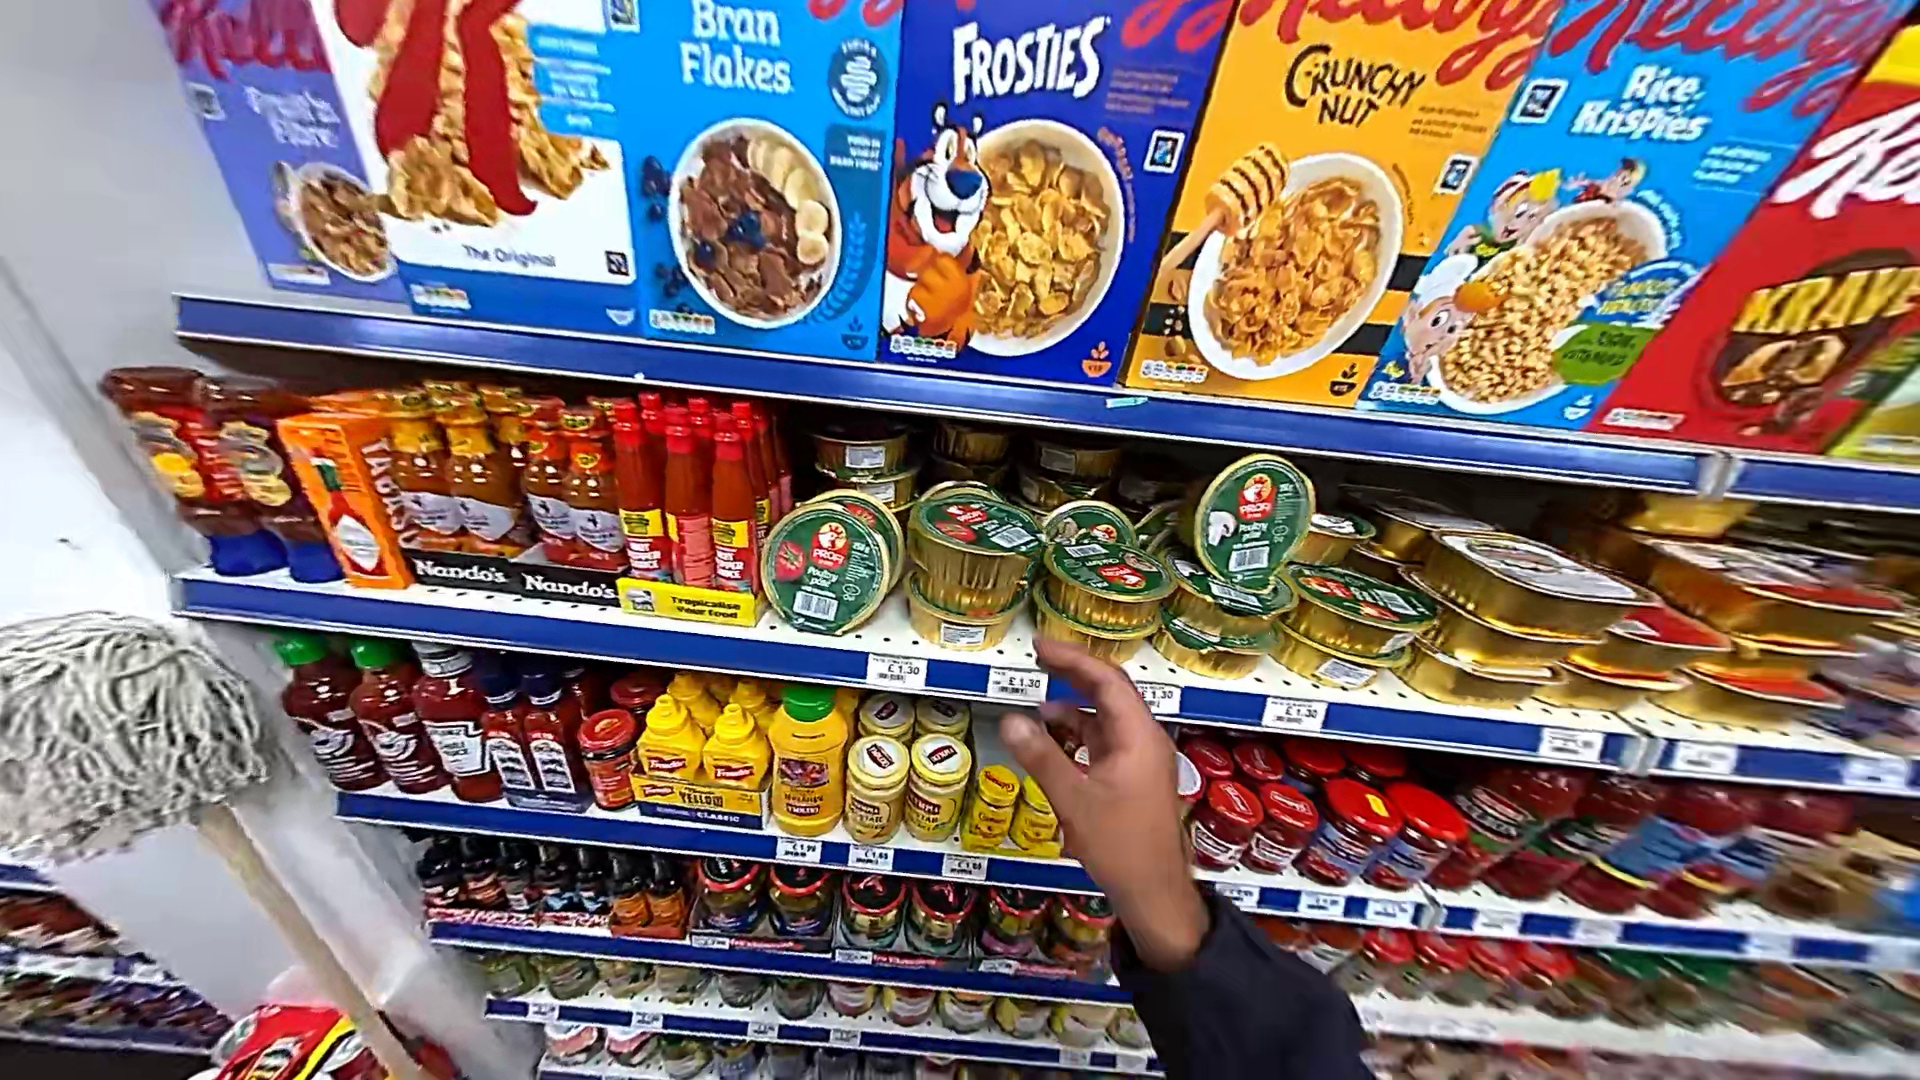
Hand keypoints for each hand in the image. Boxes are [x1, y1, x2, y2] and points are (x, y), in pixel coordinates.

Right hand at [1000, 639, 1209, 970]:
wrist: (1156, 897)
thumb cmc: (1121, 847)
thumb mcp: (1074, 800)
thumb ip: (1041, 756)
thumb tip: (1011, 720)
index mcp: (1138, 737)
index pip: (1106, 680)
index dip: (1072, 658)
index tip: (1041, 646)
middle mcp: (1144, 739)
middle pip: (1109, 691)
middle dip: (1073, 672)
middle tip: (1039, 658)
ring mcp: (1141, 757)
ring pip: (1106, 716)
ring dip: (1074, 705)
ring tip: (1039, 701)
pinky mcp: (1133, 775)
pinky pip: (1104, 739)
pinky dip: (1079, 731)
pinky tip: (1054, 736)